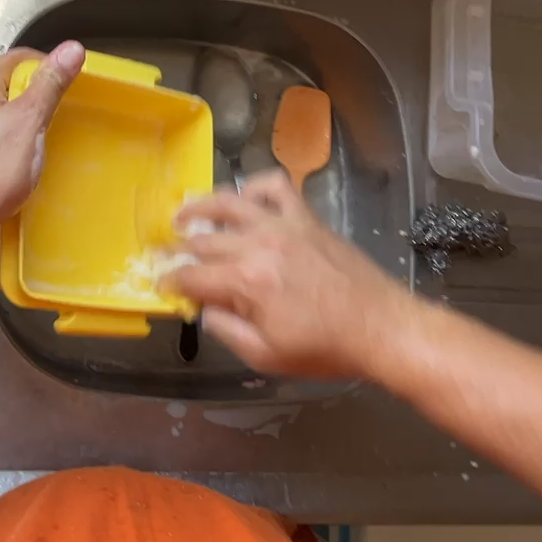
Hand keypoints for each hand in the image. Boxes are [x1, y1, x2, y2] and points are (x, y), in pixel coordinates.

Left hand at [0, 41, 85, 248]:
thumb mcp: (29, 123)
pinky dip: (2, 149)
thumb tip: (71, 48)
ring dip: (19, 128)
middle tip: (52, 124)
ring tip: (33, 151)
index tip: (68, 89)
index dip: (49, 68)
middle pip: (6, 87)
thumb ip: (50, 84)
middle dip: (33, 102)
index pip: (19, 59)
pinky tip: (10, 170)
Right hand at [168, 170, 424, 379]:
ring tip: (183, 214)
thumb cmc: (324, 349)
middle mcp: (258, 244)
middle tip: (162, 253)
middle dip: (176, 248)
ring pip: (229, 202)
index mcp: (246, 282)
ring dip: (199, 206)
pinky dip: (254, 187)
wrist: (382, 328)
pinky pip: (275, 186)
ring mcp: (283, 224)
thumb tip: (203, 307)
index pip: (191, 276)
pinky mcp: (305, 217)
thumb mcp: (265, 355)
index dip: (169, 282)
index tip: (159, 285)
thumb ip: (225, 329)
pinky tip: (245, 200)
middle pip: (202, 239)